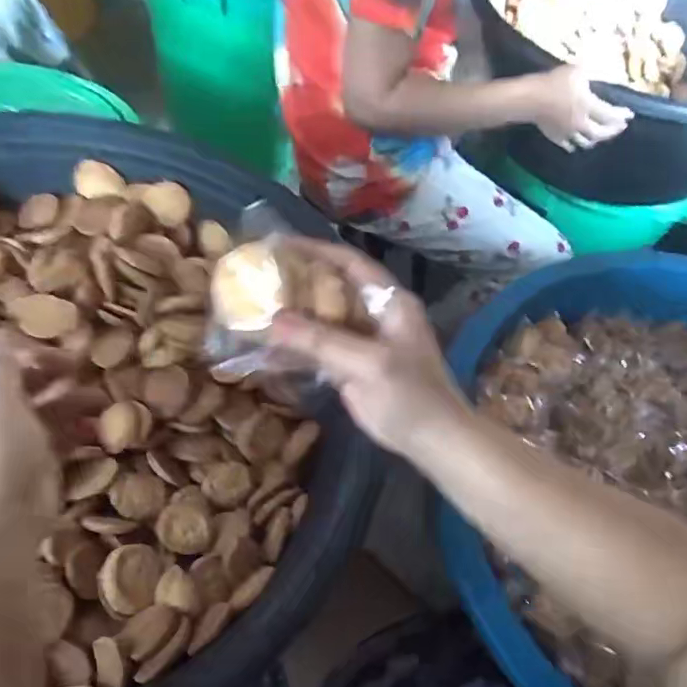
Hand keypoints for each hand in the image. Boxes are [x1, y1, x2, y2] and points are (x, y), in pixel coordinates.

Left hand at [0, 323, 91, 540]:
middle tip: (94, 376)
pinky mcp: (38, 472)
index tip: (69, 355)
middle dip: (60, 380)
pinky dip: (80, 434)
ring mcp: (16, 448)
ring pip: (48, 417)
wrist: (0, 527)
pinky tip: (101, 434)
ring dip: (75, 406)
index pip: (2, 367)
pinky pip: (61, 443)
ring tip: (106, 405)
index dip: (34, 356)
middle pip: (28, 390)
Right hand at [268, 239, 470, 457]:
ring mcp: (364, 345)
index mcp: (390, 303)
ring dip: (292, 320)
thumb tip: (273, 321)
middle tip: (256, 280)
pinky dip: (296, 352)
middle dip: (296, 285)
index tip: (278, 245)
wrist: (433, 441)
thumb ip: (322, 341)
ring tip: (252, 312)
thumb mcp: (368, 364)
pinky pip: (321, 353)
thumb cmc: (411, 397)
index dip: (316, 250)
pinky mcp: (354, 371)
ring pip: (324, 323)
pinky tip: (266, 352)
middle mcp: (377, 317)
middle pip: (332, 291)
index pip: (350, 263)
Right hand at [530, 66, 631, 152]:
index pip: (610, 115)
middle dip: (612, 131)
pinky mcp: (556, 138)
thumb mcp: (578, 70)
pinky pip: (569, 145)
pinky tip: (577, 143)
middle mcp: (581, 124)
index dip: (621, 116)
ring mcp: (568, 134)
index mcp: (588, 106)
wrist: (532, 99)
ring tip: (600, 136)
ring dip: (595, 140)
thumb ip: (594, 74)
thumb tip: (608, 73)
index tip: (630, 115)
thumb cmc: (555, 82)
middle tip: (619, 128)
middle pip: (600, 134)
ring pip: (586, 142)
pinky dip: (576, 145)